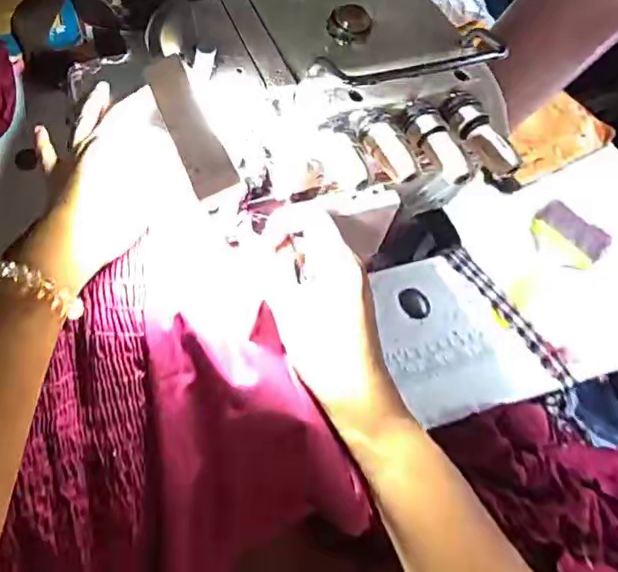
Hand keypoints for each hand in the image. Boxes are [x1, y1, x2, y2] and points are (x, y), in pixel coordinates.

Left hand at [13, 83, 191, 291]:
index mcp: (106, 145)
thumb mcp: (142, 199)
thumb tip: (168, 164)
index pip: (125, 114)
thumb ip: (154, 180)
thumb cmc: (107, 221)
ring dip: (85, 111)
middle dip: (107, 100)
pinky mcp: (52, 177)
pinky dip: (44, 142)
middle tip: (112, 86)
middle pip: (97, 115)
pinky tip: (40, 129)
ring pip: (76, 128)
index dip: (139, 101)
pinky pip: (47, 154)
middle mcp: (85, 146)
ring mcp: (67, 160)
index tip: (150, 90)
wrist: (68, 245)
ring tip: (93, 95)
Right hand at [258, 206, 412, 443]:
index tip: (261, 243)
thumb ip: (270, 268)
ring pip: (313, 253)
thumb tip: (256, 243)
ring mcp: (350, 281)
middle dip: (281, 242)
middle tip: (259, 265)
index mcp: (339, 260)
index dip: (282, 220)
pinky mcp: (347, 299)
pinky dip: (298, 276)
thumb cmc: (325, 355)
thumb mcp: (288, 308)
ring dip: (288, 261)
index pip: (310, 214)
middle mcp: (349, 264)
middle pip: (311, 232)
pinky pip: (319, 271)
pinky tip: (286, 300)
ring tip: (268, 283)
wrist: (360, 402)